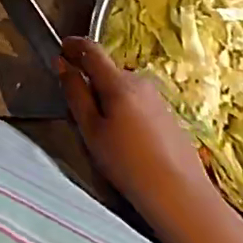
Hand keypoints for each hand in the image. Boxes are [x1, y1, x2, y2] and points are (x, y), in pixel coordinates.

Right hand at [56, 36, 206, 203]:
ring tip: (104, 133)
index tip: (61, 49)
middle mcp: (140, 82)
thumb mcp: (91, 130)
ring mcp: (157, 97)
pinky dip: (126, 111)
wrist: (181, 196)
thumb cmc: (128, 164)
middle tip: (80, 111)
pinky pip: (138, 102)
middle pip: (107, 71)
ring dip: (109, 98)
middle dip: (91, 82)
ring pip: (123, 88)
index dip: (73, 45)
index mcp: (118, 82)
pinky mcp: (168, 114)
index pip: (91, 50)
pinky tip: (128, 142)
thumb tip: (63, 65)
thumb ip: (75, 93)